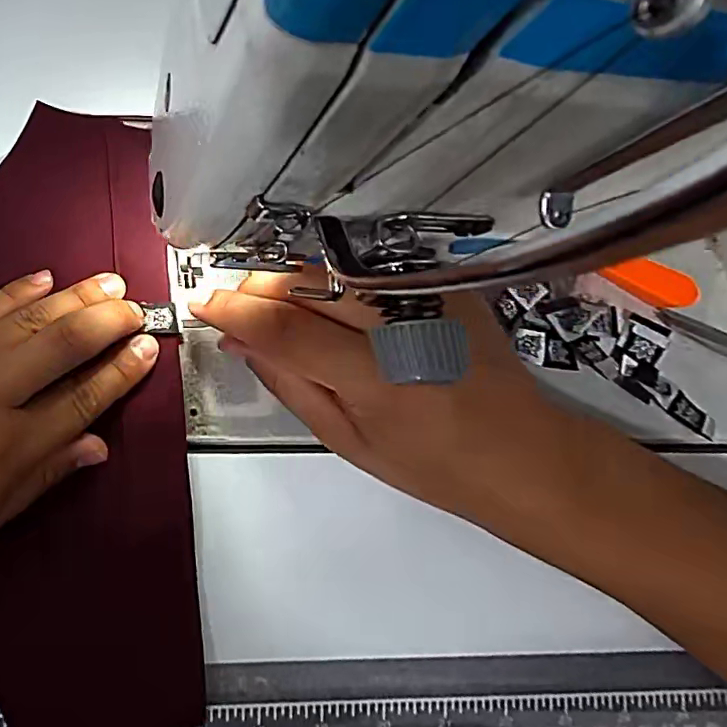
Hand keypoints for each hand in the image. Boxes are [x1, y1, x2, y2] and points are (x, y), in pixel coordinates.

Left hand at [0, 270, 155, 656]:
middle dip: (107, 319)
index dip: (120, 371)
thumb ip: (41, 478)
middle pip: (63, 344)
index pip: (82, 399)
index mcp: (5, 449)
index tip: (146, 348)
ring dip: (73, 296)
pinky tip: (43, 280)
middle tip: (136, 305)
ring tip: (107, 281)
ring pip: (29, 318)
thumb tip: (94, 447)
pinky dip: (16, 291)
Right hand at [190, 271, 575, 520]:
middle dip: (254, 288)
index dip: (234, 310)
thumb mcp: (347, 440)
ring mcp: (426, 295)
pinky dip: (322, 275)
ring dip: (284, 279)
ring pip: (326, 263)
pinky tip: (313, 299)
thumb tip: (239, 342)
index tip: (203, 305)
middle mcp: (405, 325)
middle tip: (232, 307)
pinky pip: (358, 264)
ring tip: (268, 306)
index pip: (285, 328)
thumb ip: (288, 383)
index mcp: (381, 379)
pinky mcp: (437, 281)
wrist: (523, 450)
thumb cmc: (437, 462)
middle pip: (302, 281)